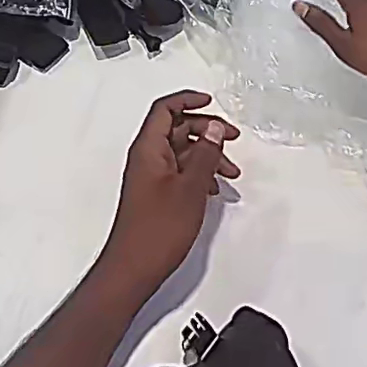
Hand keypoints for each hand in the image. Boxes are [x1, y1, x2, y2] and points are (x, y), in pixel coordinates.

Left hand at [95, 91, 240, 300]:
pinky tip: (215, 189)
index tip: (211, 102)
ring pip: (181, 151)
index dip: (187, 100)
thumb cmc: (159, 228)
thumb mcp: (190, 188)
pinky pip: (179, 170)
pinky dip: (199, 173)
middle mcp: (146, 156)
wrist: (134, 267)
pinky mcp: (156, 192)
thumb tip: (213, 128)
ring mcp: (150, 175)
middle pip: (176, 128)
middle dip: (205, 129)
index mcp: (148, 148)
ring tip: (231, 172)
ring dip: (206, 155)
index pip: (165, 109)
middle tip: (231, 139)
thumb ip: (204, 155)